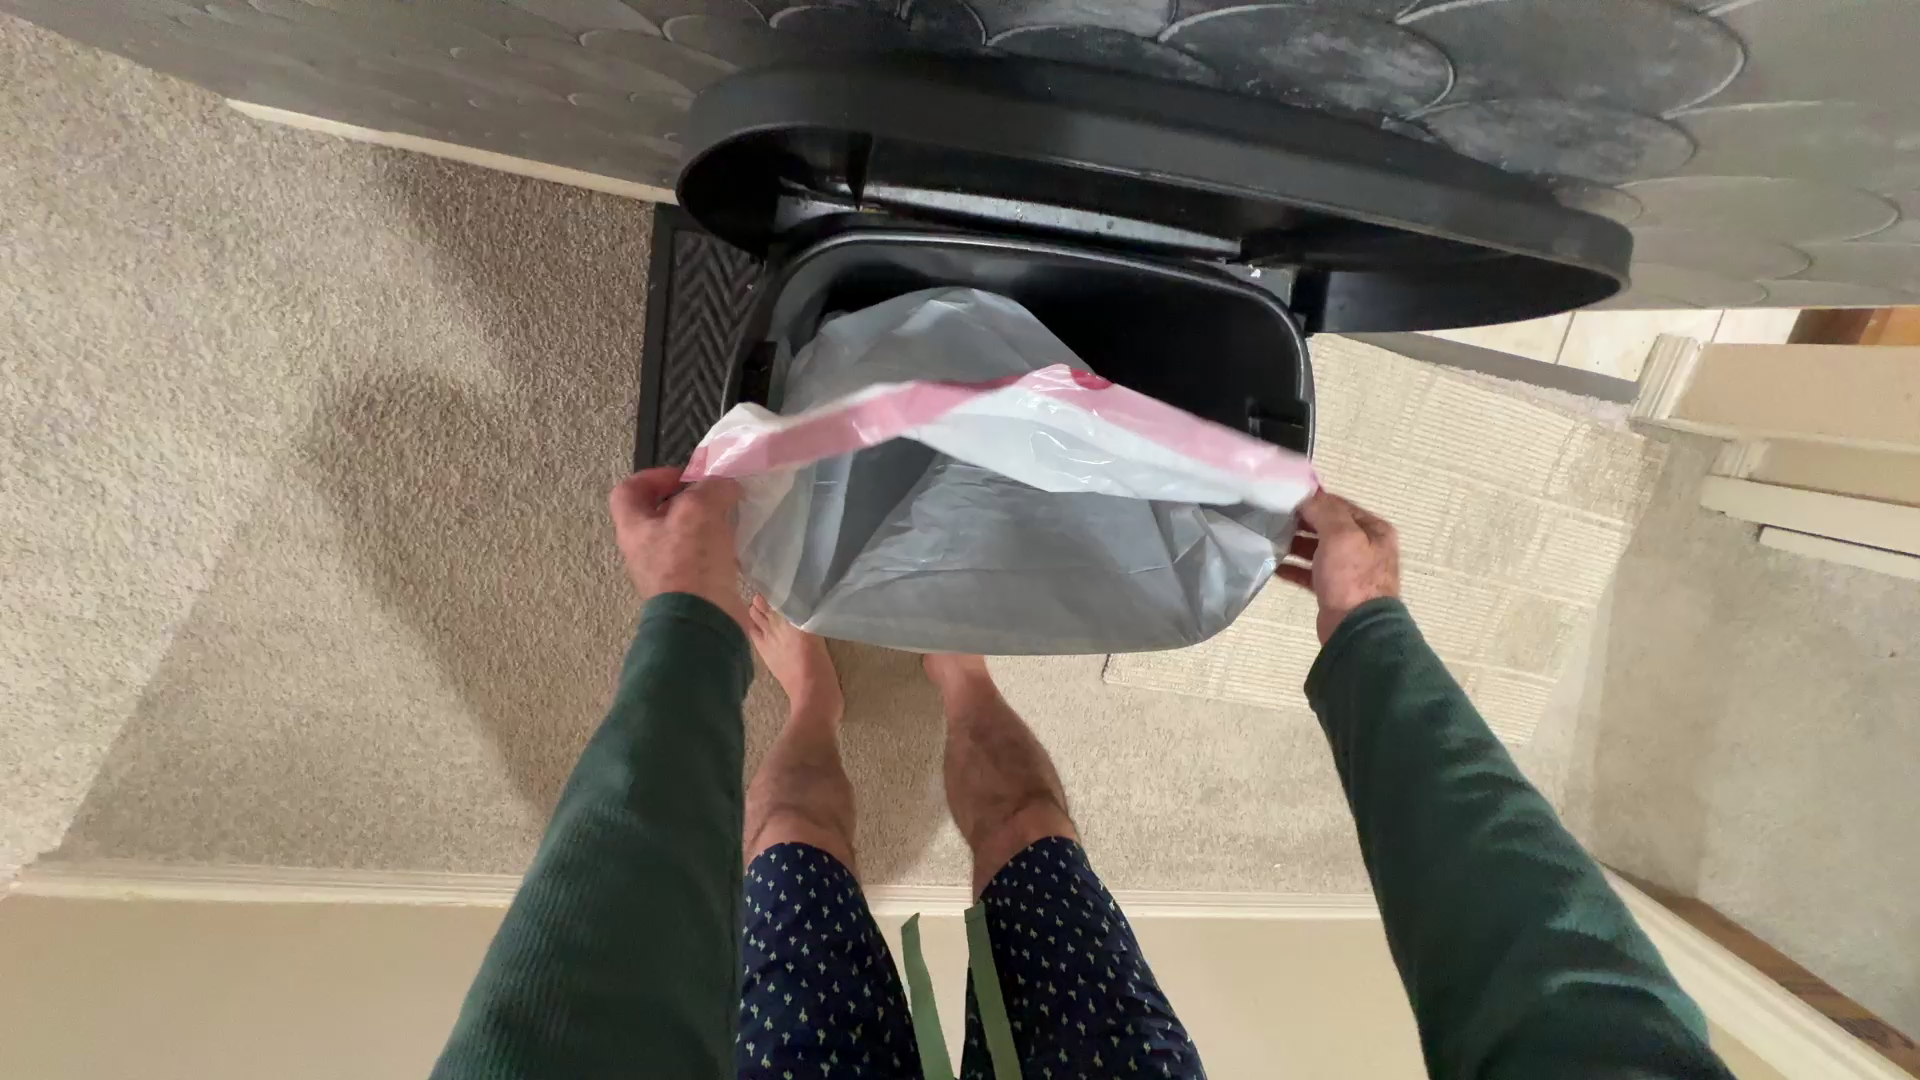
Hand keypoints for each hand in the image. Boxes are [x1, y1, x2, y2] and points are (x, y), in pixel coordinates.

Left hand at [608, 467, 746, 628]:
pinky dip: (717, 546)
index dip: (654, 476)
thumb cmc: (690, 562)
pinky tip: (736, 545)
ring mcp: (667, 570)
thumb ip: (712, 488)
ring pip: (685, 535)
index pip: (628, 491)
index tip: (685, 477)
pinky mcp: (690, 586)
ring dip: (707, 523)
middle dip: (689, 500)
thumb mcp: (699, 510)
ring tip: (730, 518)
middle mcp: (644, 549)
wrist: (703, 621)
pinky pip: (702, 557)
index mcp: (634, 528)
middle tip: (715, 496)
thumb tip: (726, 485)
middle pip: (660, 512)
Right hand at [1277, 490, 1400, 643]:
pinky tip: (1273, 565)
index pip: (1339, 505)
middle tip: (1272, 517)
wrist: (1356, 628)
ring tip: (1269, 539)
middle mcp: (1364, 547)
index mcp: (1373, 530)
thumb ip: (1324, 511)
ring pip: (1317, 549)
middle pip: (1327, 527)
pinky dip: (1293, 567)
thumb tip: (1307, 495)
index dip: (1313, 500)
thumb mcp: (1340, 536)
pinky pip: (1309, 572)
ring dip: (1294, 544)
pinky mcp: (1333, 589)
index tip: (1284, 498)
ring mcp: (1348, 570)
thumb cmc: (1351, 577)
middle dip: (1301, 522)